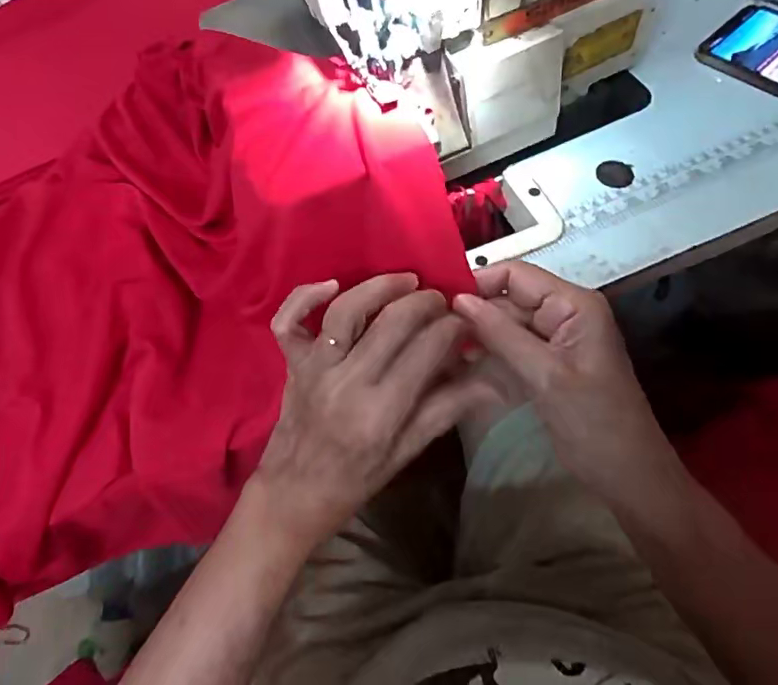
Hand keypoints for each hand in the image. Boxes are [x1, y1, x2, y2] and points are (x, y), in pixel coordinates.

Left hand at [251, 274, 496, 548]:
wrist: (293, 497)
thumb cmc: (355, 479)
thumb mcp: (407, 452)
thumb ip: (446, 409)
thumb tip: (489, 380)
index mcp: (380, 412)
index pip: (425, 350)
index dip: (452, 328)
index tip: (465, 321)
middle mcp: (347, 383)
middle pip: (391, 323)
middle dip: (424, 302)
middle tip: (441, 299)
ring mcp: (315, 369)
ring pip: (346, 311)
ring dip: (379, 287)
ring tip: (406, 280)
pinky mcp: (292, 362)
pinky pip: (288, 321)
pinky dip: (304, 297)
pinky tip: (332, 284)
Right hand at [451, 262, 675, 499]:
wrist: (629, 477)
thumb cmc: (595, 423)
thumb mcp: (545, 376)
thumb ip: (502, 334)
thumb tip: (459, 299)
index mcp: (574, 304)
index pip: (517, 274)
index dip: (479, 281)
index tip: (440, 297)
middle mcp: (565, 311)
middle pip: (510, 296)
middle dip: (475, 309)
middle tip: (432, 326)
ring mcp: (557, 337)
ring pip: (508, 321)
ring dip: (478, 331)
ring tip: (439, 341)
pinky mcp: (549, 360)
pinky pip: (514, 343)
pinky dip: (491, 350)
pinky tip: (460, 358)